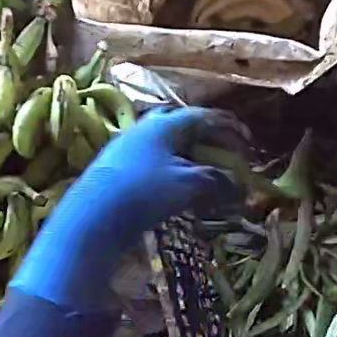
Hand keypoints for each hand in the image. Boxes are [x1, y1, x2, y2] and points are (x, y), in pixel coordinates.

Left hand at [10, 107, 239, 310]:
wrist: (90, 219)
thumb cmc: (144, 192)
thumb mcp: (189, 185)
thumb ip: (218, 182)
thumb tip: (240, 188)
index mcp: (163, 125)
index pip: (202, 117)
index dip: (228, 127)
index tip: (246, 139)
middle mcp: (143, 130)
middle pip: (181, 127)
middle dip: (205, 138)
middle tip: (222, 151)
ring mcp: (126, 150)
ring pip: (165, 147)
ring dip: (188, 157)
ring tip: (202, 172)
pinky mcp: (116, 172)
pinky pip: (152, 164)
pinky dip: (171, 172)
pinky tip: (175, 189)